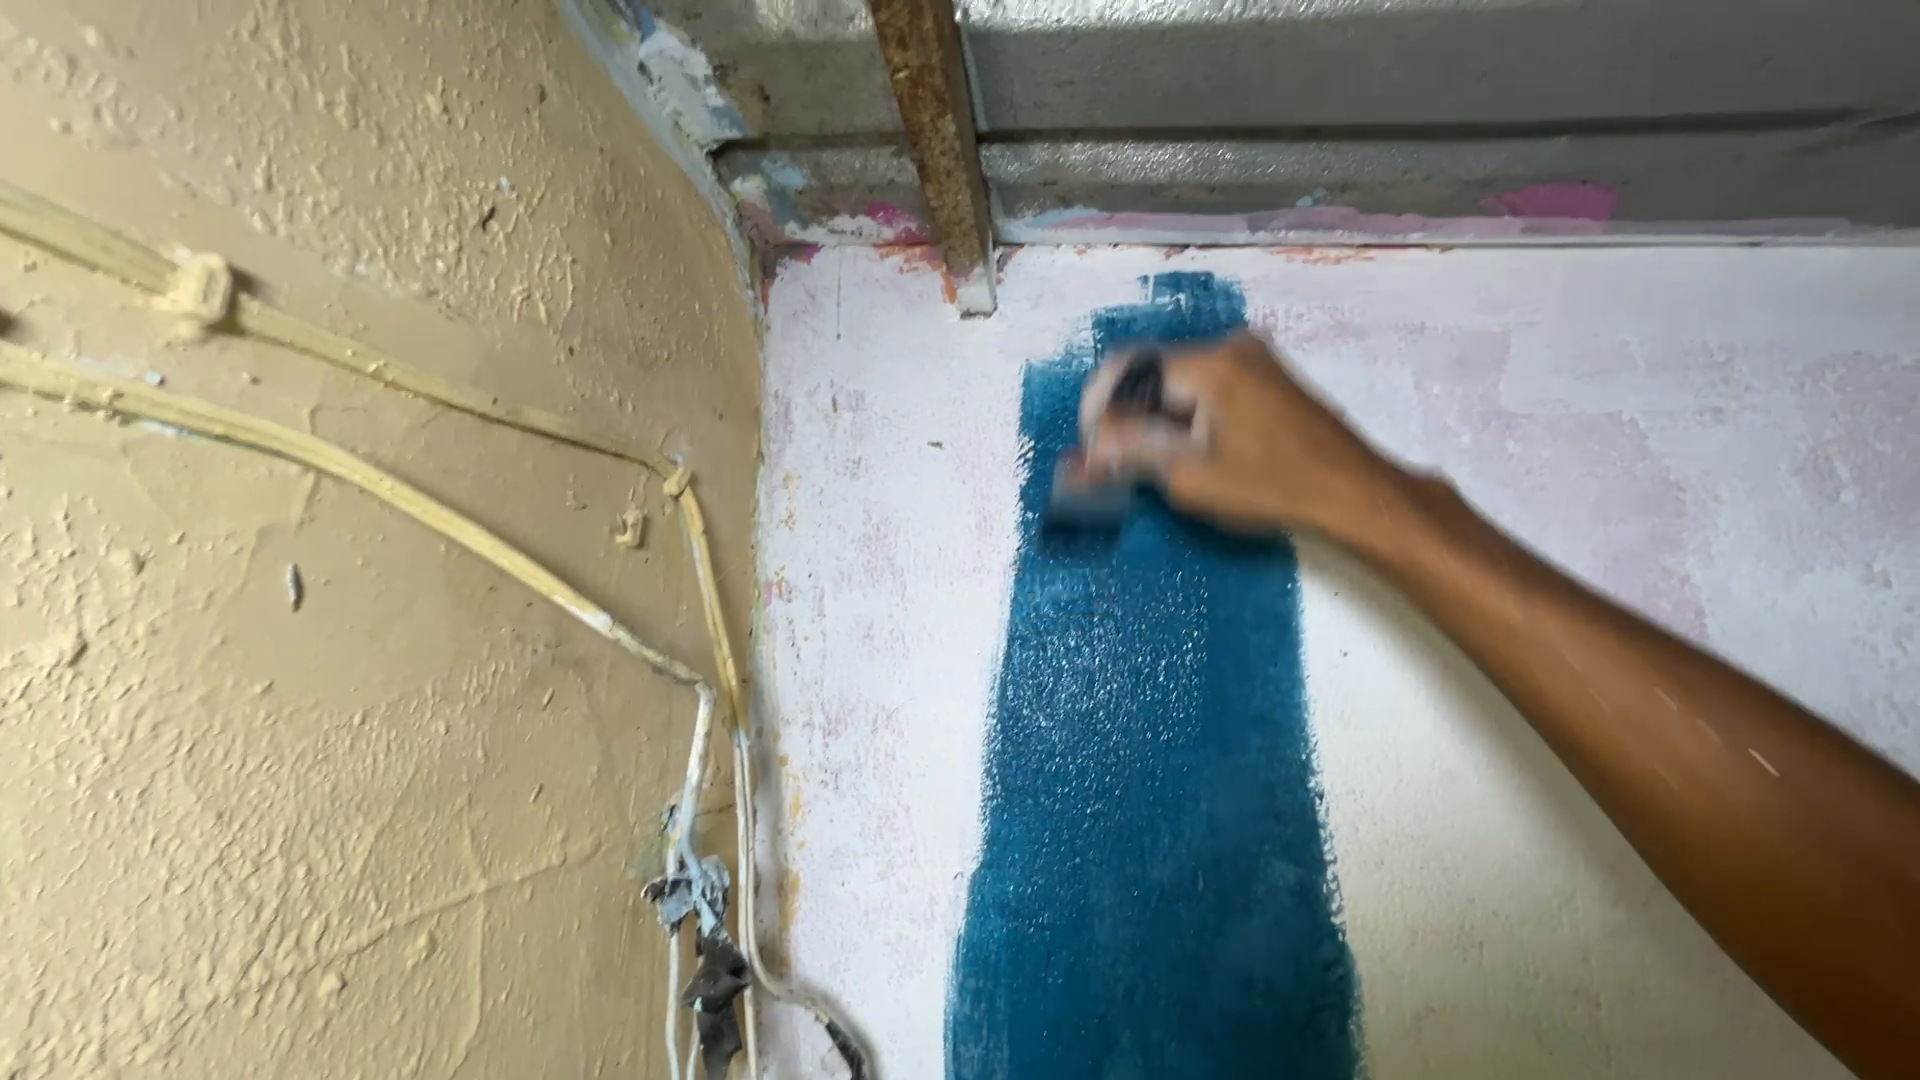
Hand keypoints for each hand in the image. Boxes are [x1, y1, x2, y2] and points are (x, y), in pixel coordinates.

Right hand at [1082, 332, 1402, 537]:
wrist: (1355, 493)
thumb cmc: (1272, 488)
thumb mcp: (1191, 477)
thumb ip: (1131, 455)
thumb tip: (1082, 455)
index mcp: (1209, 365)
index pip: (1128, 373)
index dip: (1099, 411)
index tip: (1092, 452)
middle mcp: (1229, 347)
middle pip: (1152, 373)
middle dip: (1127, 417)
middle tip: (1118, 464)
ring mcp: (1252, 358)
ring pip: (1178, 381)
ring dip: (1155, 418)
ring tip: (1153, 463)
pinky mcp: (1266, 376)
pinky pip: (1206, 386)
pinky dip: (1185, 414)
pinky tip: (1188, 450)